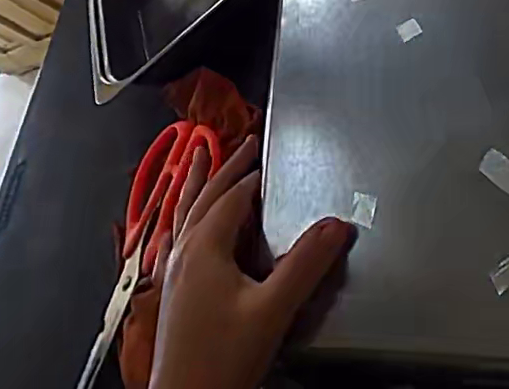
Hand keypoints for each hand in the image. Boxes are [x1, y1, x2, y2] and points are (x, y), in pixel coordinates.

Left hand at [149, 135, 353, 388]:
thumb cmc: (219, 363)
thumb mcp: (271, 310)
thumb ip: (304, 265)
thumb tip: (336, 224)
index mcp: (205, 248)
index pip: (234, 197)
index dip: (254, 176)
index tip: (270, 158)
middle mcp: (184, 254)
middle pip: (205, 196)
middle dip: (226, 166)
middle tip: (245, 144)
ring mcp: (174, 274)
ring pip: (185, 213)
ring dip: (197, 182)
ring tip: (198, 159)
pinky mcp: (172, 294)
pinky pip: (177, 237)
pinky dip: (184, 215)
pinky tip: (184, 222)